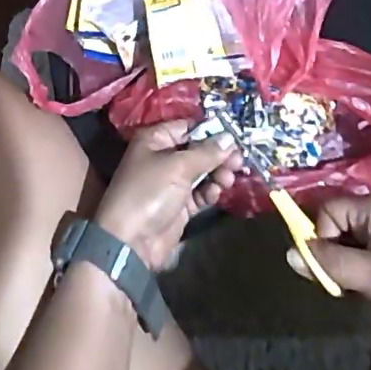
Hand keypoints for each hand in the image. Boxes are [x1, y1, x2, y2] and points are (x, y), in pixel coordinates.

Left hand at [92, 119, 241, 269]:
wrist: (131, 242)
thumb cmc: (150, 192)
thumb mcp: (178, 167)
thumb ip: (206, 152)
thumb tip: (229, 137)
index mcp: (155, 140)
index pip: (187, 127)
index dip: (210, 131)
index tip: (234, 136)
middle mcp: (162, 157)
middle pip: (197, 150)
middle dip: (218, 155)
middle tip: (239, 161)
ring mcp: (170, 182)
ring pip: (201, 172)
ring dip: (216, 174)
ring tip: (228, 179)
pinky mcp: (178, 205)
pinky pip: (199, 192)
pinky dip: (209, 191)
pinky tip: (215, 193)